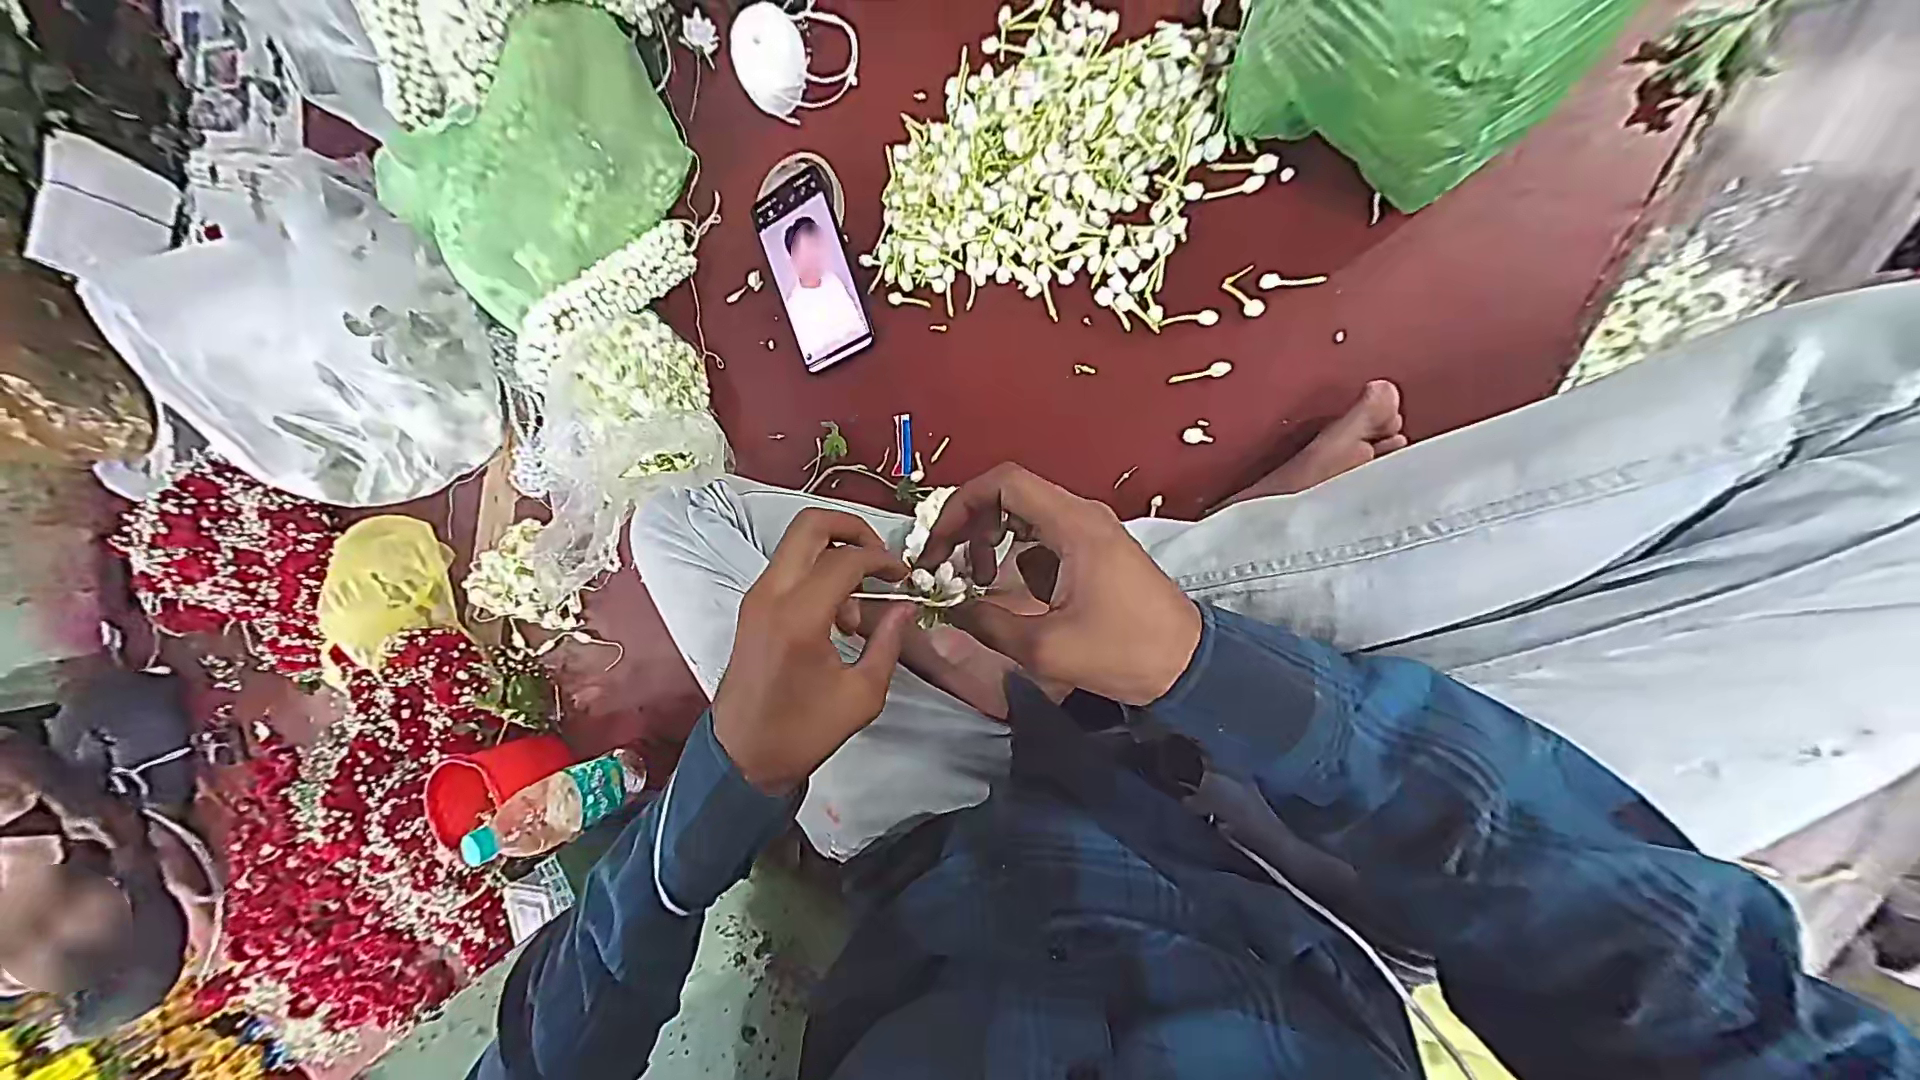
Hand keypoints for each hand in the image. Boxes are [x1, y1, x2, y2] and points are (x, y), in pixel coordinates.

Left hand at [713, 508, 914, 794]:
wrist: (742, 757)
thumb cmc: (802, 732)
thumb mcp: (863, 693)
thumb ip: (888, 641)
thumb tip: (905, 607)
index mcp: (799, 617)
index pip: (847, 558)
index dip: (883, 560)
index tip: (903, 576)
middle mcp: (771, 595)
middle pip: (811, 524)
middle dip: (854, 529)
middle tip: (879, 559)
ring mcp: (756, 597)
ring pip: (798, 542)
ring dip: (835, 554)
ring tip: (857, 605)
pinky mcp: (752, 607)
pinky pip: (789, 567)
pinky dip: (818, 572)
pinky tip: (836, 615)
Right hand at [918, 464, 1201, 705]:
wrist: (1188, 665)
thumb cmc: (1126, 652)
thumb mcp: (1046, 647)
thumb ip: (988, 624)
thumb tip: (950, 611)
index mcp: (1073, 525)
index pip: (1003, 482)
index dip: (959, 505)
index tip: (939, 544)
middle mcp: (1081, 516)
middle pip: (1009, 494)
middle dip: (969, 525)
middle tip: (948, 564)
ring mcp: (1089, 531)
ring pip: (1023, 515)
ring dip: (991, 541)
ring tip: (979, 580)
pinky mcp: (1093, 550)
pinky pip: (1042, 537)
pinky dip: (1017, 555)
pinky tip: (1016, 591)